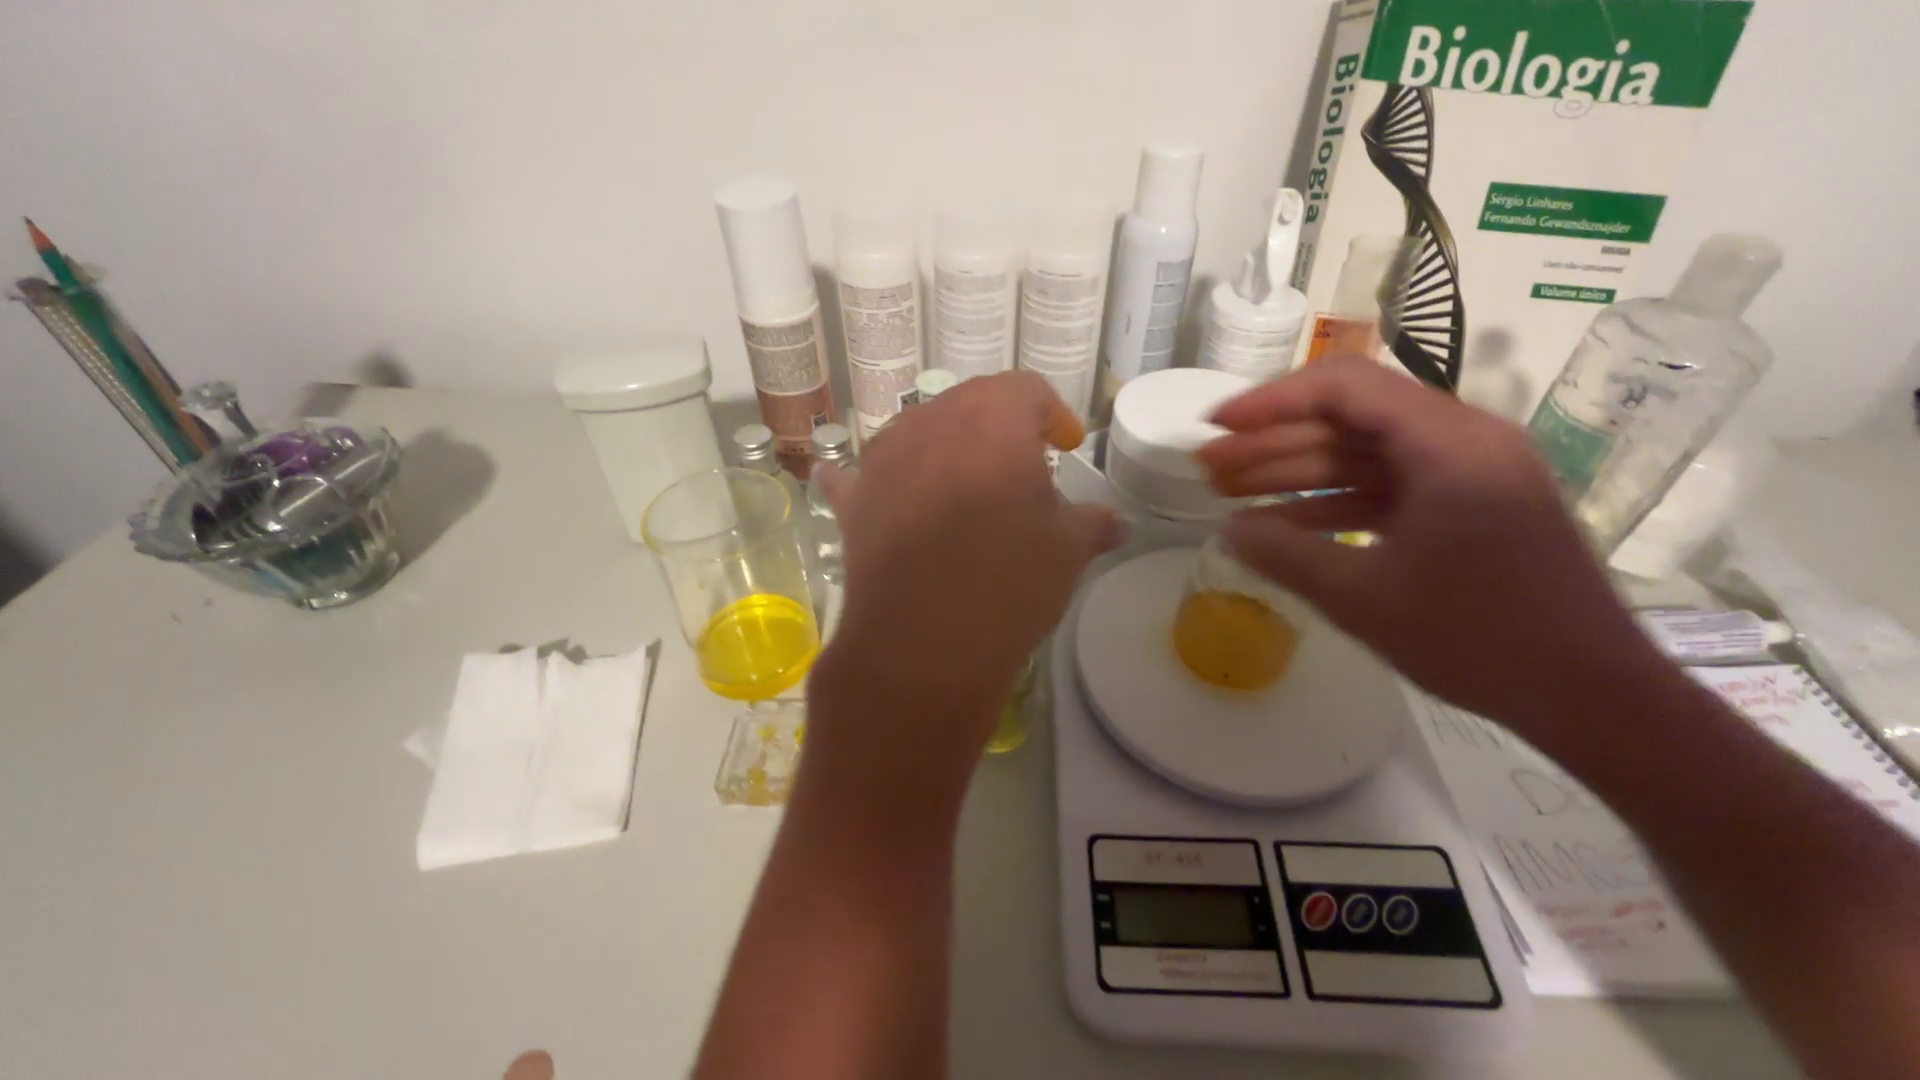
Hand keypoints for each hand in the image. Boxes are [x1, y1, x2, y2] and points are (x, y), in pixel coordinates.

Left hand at [805, 372, 1122, 798]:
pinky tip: (880, 490)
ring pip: (918, 432)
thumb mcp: (1067, 549)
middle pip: (970, 403)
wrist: (923, 641)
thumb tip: (1115, 523)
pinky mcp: (854, 499)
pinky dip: (880, 480)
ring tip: (964, 484)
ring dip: (944, 447)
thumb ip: (1093, 523)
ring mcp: (883, 458)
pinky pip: (864, 475)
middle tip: (1021, 464)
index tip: (1065, 445)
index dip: (1053, 413)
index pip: (1027, 390)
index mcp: (993, 418)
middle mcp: (931, 421)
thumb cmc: (1008, 580)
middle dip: (999, 426)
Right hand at [1195, 359, 1665, 729]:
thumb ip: (1286, 556)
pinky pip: (1388, 490)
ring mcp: (1469, 475)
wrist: (1591, 694)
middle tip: (1207, 471)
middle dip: (1271, 443)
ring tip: (1228, 496)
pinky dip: (1334, 504)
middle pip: (1349, 420)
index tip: (1215, 428)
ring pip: (1364, 456)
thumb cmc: (1480, 639)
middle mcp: (1462, 440)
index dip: (1270, 401)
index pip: (1343, 386)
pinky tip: (1282, 527)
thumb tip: (1228, 530)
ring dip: (1297, 474)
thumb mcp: (1364, 598)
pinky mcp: (1469, 508)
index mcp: (1448, 442)